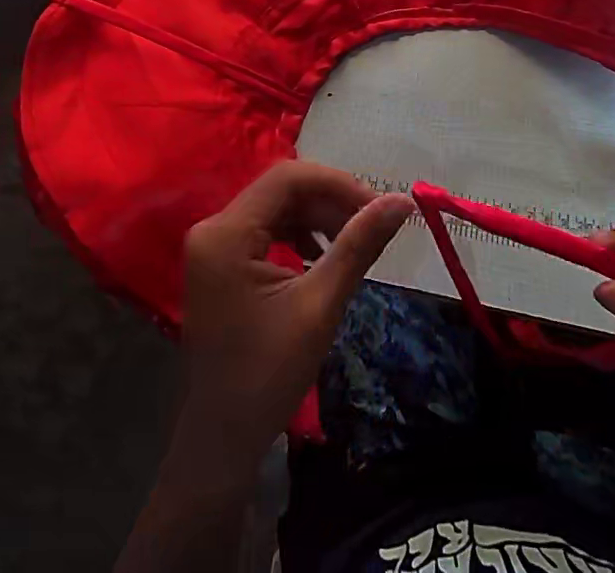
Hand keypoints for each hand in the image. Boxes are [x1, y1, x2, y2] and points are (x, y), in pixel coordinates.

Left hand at [117, 162, 411, 572]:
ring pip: (278, 209)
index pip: (287, 178)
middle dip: (331, 201)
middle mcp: (213, 229)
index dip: (337, 183)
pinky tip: (326, 258)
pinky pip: (268, 231)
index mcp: (225, 234)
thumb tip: (402, 201)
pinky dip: (301, 237)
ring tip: (355, 242)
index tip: (378, 206)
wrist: (223, 436)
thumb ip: (358, 245)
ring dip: (319, 218)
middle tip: (374, 225)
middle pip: (281, 191)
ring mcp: (214, 247)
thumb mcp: (320, 304)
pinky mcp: (223, 264)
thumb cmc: (268, 374)